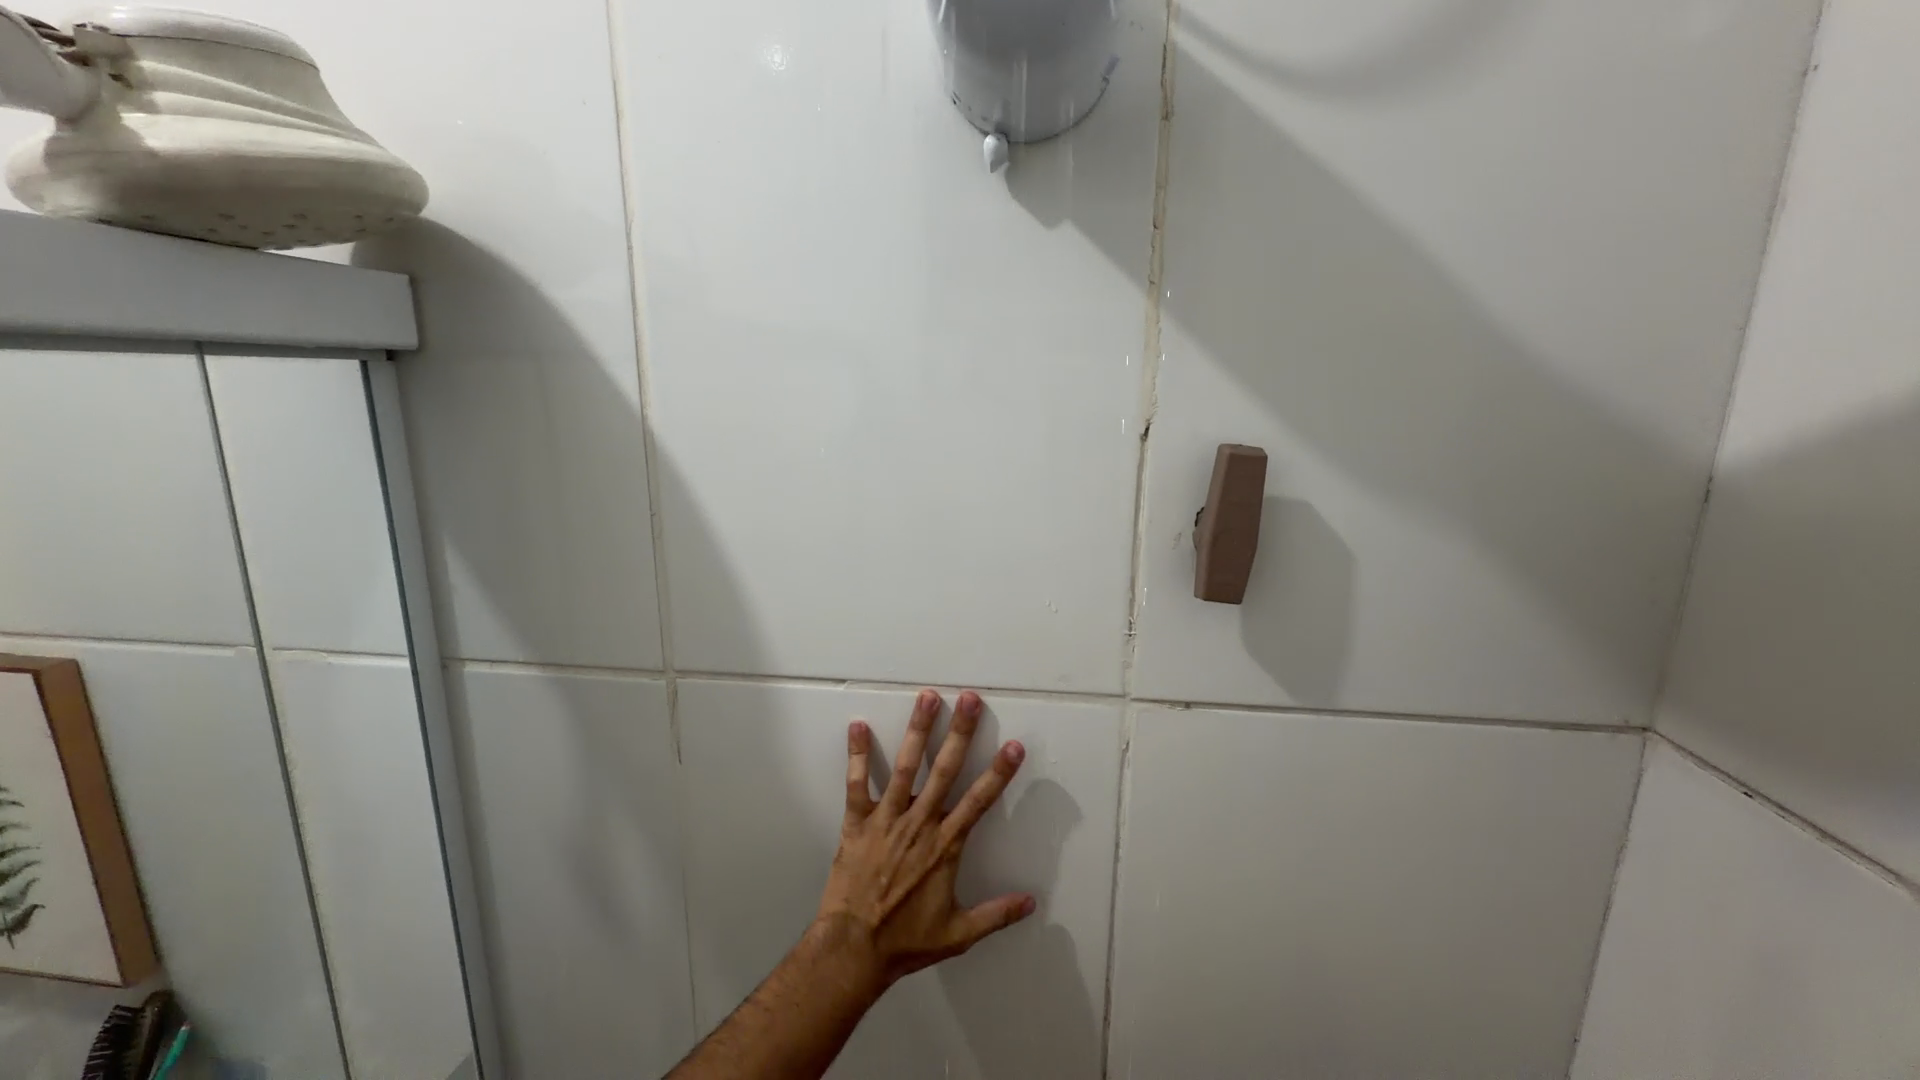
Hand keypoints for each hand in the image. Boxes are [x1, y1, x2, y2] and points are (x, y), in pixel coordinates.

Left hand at [815, 689, 1035, 987]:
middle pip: (945, 769)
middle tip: (969, 699)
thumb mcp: (958, 933)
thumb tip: (1031, 903)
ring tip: (927, 697)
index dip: (999, 772)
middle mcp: (919, 824)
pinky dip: (857, 754)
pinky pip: (856, 783)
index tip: (1013, 746)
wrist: (854, 949)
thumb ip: (995, 914)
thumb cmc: (906, 941)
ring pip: (905, 765)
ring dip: (917, 729)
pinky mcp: (856, 823)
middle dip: (959, 732)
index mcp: (945, 846)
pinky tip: (858, 725)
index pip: (979, 801)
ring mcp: (886, 820)